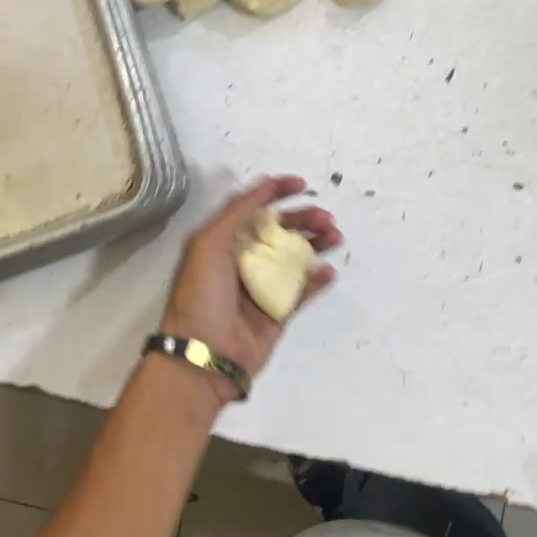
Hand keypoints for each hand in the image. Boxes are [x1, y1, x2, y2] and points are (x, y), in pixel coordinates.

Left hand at [160, 175, 340, 386]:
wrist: (204, 354)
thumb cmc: (201, 294)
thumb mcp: (209, 243)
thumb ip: (238, 210)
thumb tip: (265, 181)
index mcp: (222, 241)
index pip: (254, 208)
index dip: (277, 192)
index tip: (303, 184)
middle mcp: (242, 259)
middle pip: (279, 230)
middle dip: (303, 219)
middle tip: (326, 217)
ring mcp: (262, 286)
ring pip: (295, 257)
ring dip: (316, 243)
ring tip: (335, 237)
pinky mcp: (277, 312)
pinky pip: (302, 290)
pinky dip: (317, 279)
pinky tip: (328, 271)